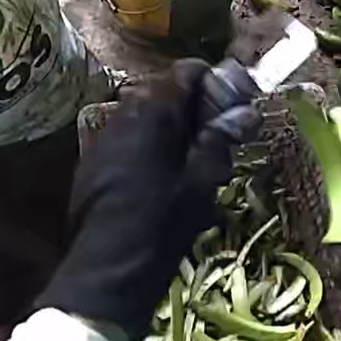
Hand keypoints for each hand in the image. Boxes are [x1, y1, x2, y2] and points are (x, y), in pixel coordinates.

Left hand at [38, 59, 260, 337]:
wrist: (108, 269)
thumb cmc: (163, 220)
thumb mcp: (203, 179)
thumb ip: (221, 139)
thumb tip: (247, 112)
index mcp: (154, 111)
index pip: (188, 71)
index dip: (216, 82)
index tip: (235, 105)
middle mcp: (124, 114)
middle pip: (168, 92)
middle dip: (196, 107)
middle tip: (221, 136)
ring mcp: (105, 137)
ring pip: (149, 116)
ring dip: (175, 127)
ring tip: (196, 159)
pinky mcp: (94, 162)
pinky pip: (131, 138)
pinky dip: (152, 145)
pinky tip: (165, 176)